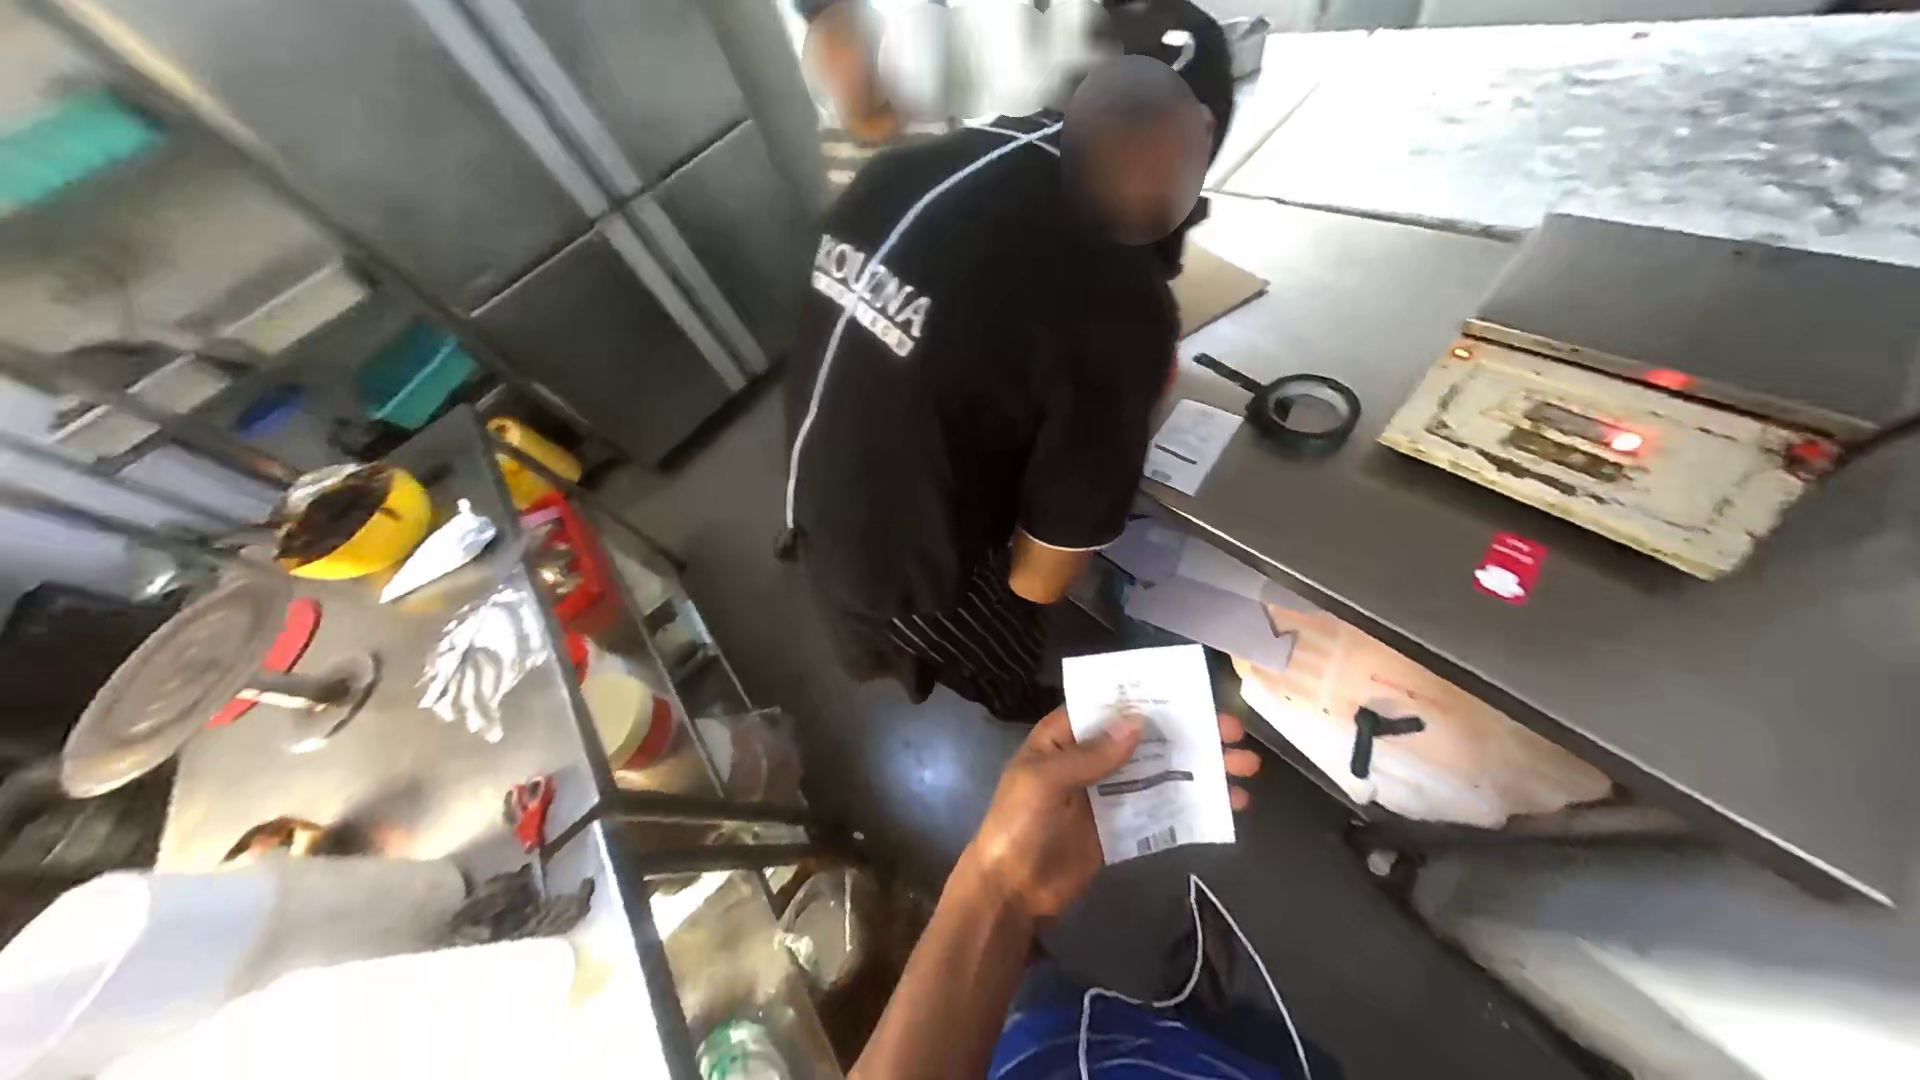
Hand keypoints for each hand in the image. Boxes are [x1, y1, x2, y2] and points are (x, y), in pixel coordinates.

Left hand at [958, 706, 1261, 922]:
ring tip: (1245, 770)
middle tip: (1235, 734)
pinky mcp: (1122, 826)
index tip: (1193, 694)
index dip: (1148, 698)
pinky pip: (1161, 808)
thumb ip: (1091, 754)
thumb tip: (1137, 722)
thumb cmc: (1020, 823)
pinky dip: (1192, 805)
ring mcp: (1109, 792)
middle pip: (1145, 738)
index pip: (1110, 706)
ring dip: (1200, 769)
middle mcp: (1090, 757)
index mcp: (1065, 736)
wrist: (1012, 890)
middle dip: (1189, 734)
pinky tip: (1228, 806)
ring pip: (1160, 772)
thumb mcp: (1046, 781)